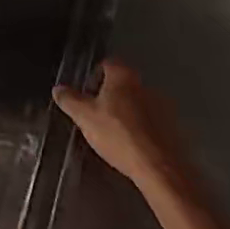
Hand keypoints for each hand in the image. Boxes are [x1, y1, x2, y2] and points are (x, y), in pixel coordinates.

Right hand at [53, 60, 191, 192]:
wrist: (157, 165)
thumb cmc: (118, 134)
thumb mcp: (85, 117)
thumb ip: (70, 100)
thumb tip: (58, 89)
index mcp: (123, 75)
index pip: (107, 63)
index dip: (94, 75)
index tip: (86, 92)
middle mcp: (144, 84)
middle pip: (122, 82)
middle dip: (109, 95)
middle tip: (95, 113)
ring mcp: (161, 104)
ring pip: (137, 102)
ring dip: (125, 111)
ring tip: (113, 132)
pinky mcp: (171, 125)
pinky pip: (150, 120)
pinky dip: (140, 127)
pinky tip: (131, 144)